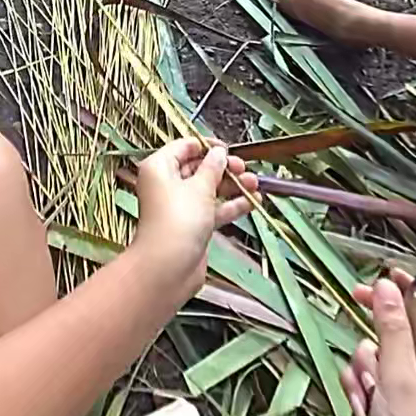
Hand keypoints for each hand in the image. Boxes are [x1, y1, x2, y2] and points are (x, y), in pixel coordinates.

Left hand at [131, 138, 257, 291]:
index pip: (184, 147)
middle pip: (198, 168)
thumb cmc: (179, 219)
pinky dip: (230, 205)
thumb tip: (219, 152)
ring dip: (231, 186)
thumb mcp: (199, 188)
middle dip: (223, 167)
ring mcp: (180, 206)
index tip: (228, 149)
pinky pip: (212, 209)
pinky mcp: (192, 225)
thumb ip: (212, 167)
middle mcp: (167, 184)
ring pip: (208, 190)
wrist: (167, 268)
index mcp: (160, 167)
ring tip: (255, 183)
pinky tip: (253, 201)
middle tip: (244, 167)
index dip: (207, 146)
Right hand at [343, 271, 415, 415]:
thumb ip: (393, 331)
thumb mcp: (403, 386)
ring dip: (369, 371)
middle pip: (407, 336)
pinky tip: (365, 415)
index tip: (386, 274)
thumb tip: (388, 285)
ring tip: (371, 397)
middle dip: (381, 337)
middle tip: (357, 306)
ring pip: (385, 361)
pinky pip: (376, 388)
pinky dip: (364, 394)